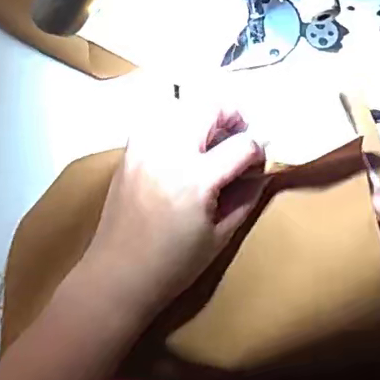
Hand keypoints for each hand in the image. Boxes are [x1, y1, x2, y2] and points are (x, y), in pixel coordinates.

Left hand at [74, 103, 266, 323]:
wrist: (117, 274)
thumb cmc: (174, 264)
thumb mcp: (221, 237)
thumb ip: (245, 196)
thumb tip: (261, 169)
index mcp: (196, 179)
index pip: (242, 144)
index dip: (258, 150)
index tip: (258, 161)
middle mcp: (169, 153)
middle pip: (208, 107)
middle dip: (231, 116)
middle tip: (238, 135)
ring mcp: (145, 147)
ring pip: (181, 106)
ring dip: (202, 115)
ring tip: (210, 138)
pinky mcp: (129, 150)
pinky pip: (157, 120)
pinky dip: (175, 122)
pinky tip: (182, 145)